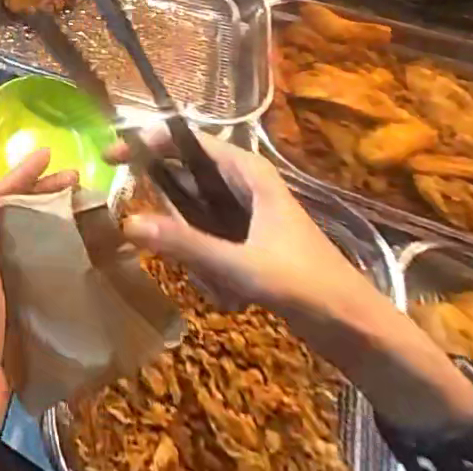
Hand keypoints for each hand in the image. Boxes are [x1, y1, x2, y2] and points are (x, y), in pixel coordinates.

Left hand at [0, 150, 76, 468]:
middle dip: (37, 195)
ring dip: (45, 223)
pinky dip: (46, 257)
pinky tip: (71, 252)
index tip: (47, 154)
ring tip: (78, 206)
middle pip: (6, 216)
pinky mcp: (2, 307)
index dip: (18, 176)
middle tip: (75, 177)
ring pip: (18, 241)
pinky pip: (25, 271)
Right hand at [109, 127, 378, 320]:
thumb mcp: (242, 267)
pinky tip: (227, 296)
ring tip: (215, 282)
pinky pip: (202, 238)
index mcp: (247, 171)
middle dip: (163, 204)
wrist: (361, 334)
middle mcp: (240, 183)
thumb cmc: (309, 288)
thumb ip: (185, 244)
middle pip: (182, 174)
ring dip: (189, 246)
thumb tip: (126, 223)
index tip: (112, 155)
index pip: (185, 139)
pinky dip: (204, 265)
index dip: (145, 140)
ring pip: (190, 212)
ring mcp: (241, 212)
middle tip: (134, 221)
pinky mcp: (242, 239)